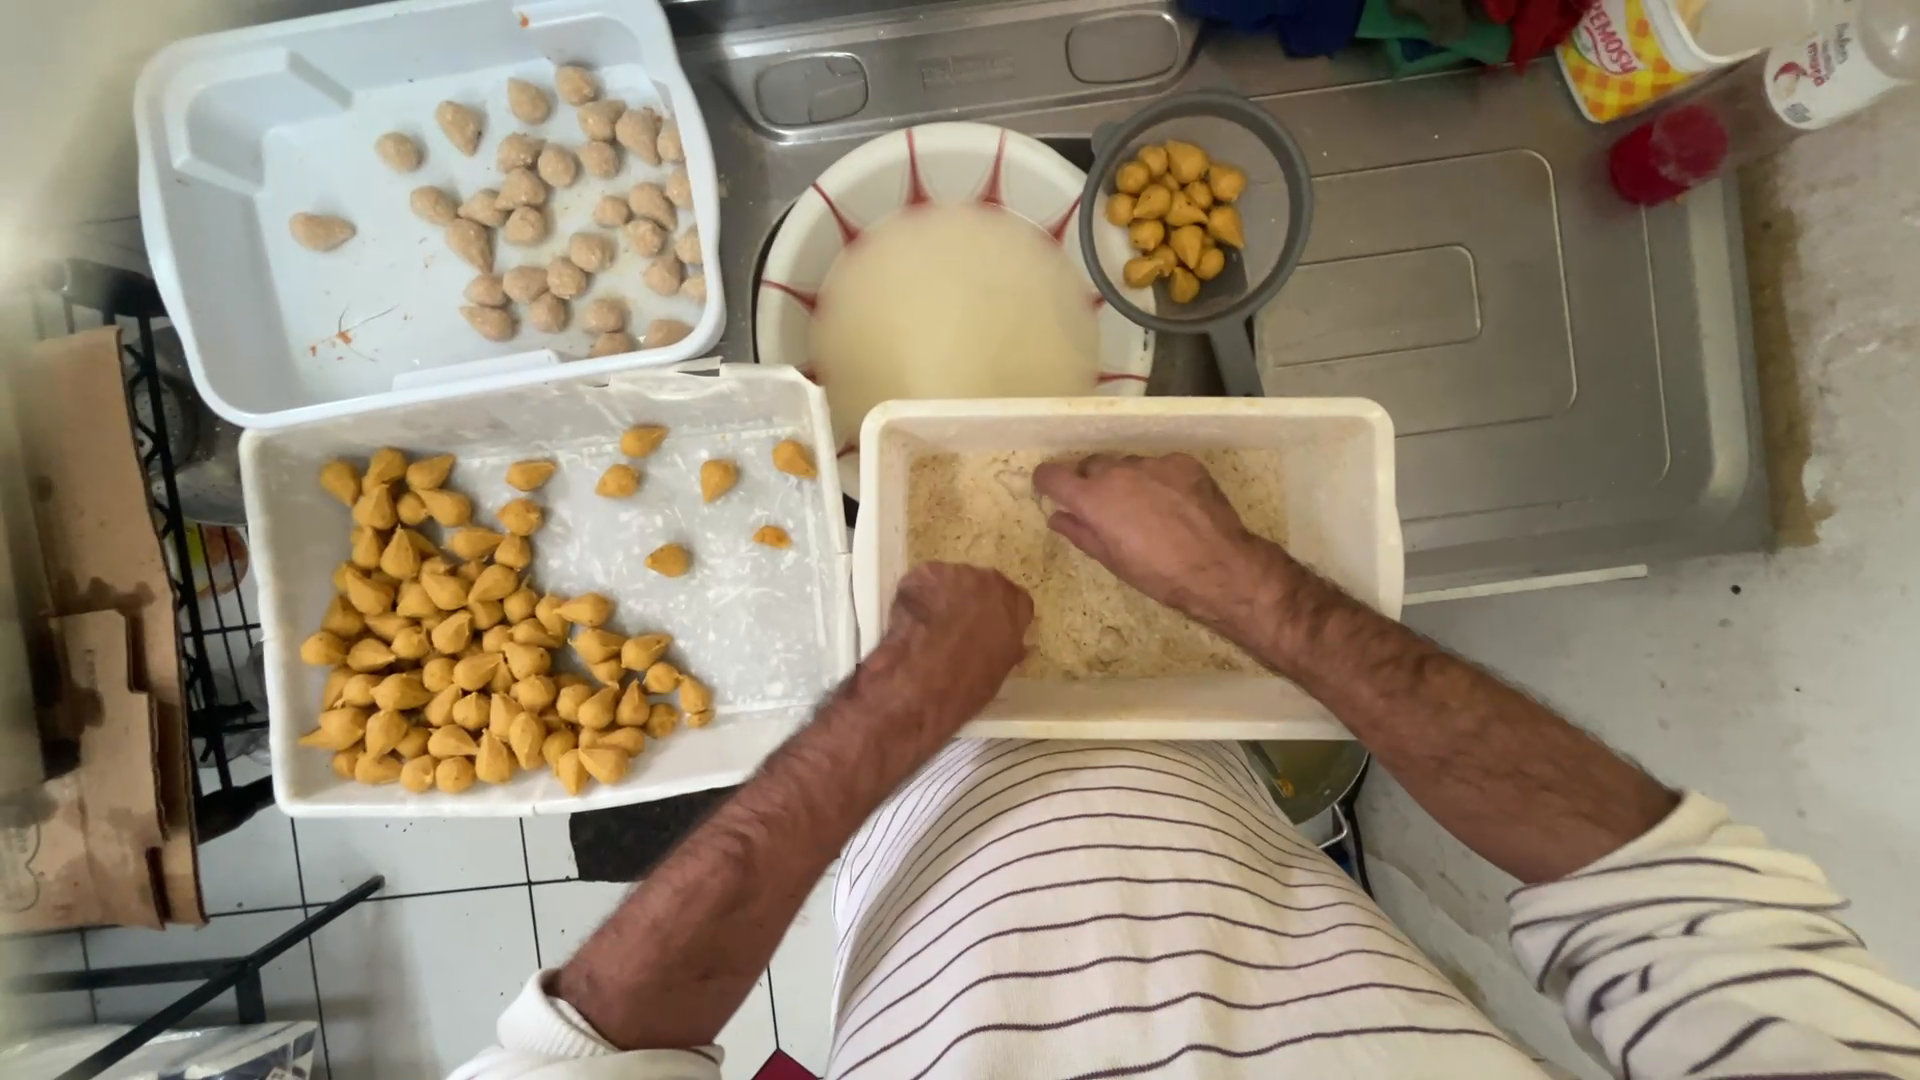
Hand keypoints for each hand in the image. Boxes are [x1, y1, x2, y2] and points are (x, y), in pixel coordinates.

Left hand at [876, 562, 1032, 729]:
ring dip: (937, 599)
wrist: (926, 683)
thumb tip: (1012, 644)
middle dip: (964, 601)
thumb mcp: (1000, 668)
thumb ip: (1006, 645)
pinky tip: (907, 622)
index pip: (1010, 599)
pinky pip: (918, 583)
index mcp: (1015, 604)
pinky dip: (912, 599)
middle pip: (977, 584)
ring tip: (924, 627)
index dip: (991, 613)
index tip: (980, 627)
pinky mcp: (923, 574)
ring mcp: (956, 573)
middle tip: (950, 626)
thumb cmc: (970, 684)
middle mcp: (989, 580)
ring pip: (946, 581)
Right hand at [1032, 452, 1288, 625]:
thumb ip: (1080, 532)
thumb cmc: (1157, 573)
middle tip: (1104, 507)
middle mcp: (1118, 472)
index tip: (1048, 488)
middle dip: (1090, 482)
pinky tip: (1173, 504)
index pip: (1053, 475)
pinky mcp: (1183, 462)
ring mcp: (1152, 464)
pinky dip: (1159, 480)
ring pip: (1127, 465)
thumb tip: (1057, 517)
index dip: (1046, 481)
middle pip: (1091, 465)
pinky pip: (1160, 466)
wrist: (1218, 566)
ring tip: (1145, 508)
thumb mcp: (1111, 559)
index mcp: (1094, 499)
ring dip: (1127, 481)